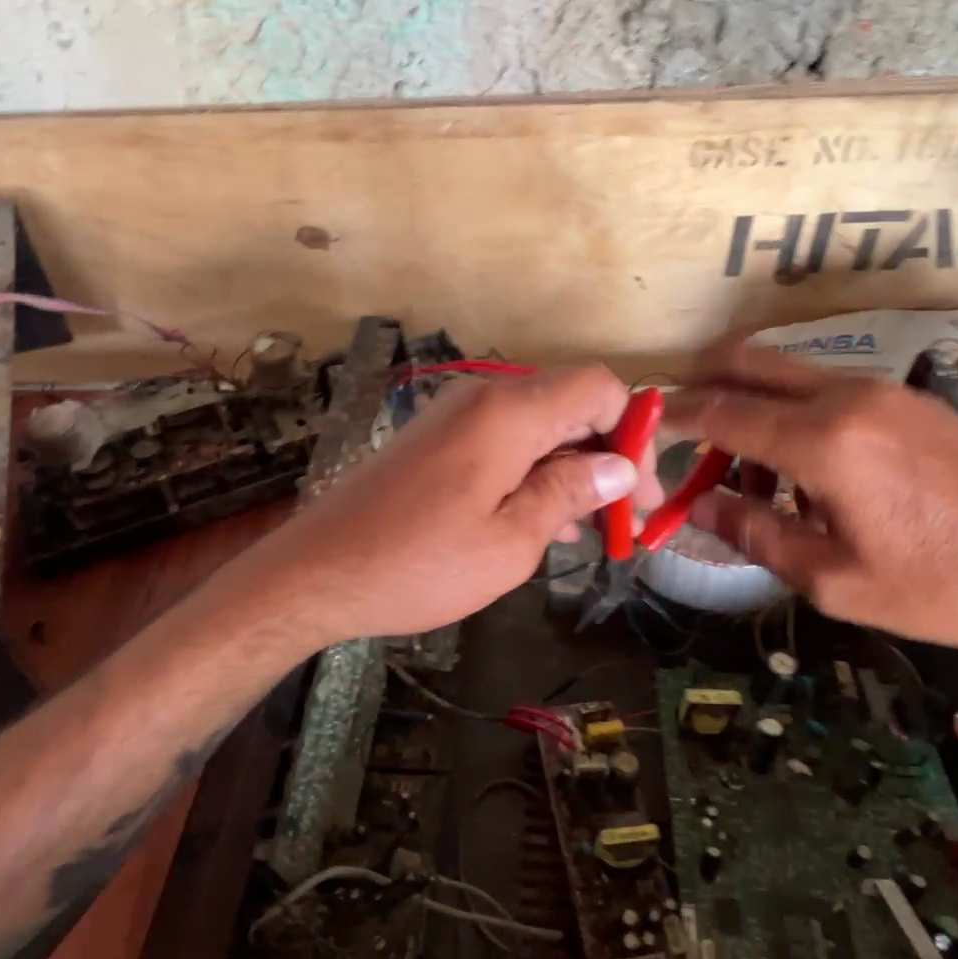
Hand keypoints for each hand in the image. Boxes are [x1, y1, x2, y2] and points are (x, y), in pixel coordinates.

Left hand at [209, 363, 661, 651]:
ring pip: (536, 424)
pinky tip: (542, 520)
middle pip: (569, 402)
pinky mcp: (435, 439)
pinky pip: (501, 440)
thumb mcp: (509, 542)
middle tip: (622, 517)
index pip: (597, 386)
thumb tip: (619, 468)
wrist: (316, 572)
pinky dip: (531, 470)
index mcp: (507, 413)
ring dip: (569, 467)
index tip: (640, 491)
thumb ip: (568, 495)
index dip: (632, 431)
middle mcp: (482, 398)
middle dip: (605, 453)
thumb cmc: (418, 565)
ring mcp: (453, 416)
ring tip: (587, 529)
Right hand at [666, 335, 957, 662]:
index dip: (672, 417)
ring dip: (751, 409)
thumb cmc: (945, 589)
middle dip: (702, 385)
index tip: (641, 428)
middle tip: (680, 433)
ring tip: (751, 486)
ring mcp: (885, 391)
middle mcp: (848, 395)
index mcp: (824, 440)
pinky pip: (828, 391)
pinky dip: (793, 417)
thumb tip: (694, 508)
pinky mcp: (911, 401)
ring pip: (787, 375)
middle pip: (749, 360)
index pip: (721, 410)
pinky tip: (807, 479)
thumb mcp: (833, 580)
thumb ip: (752, 534)